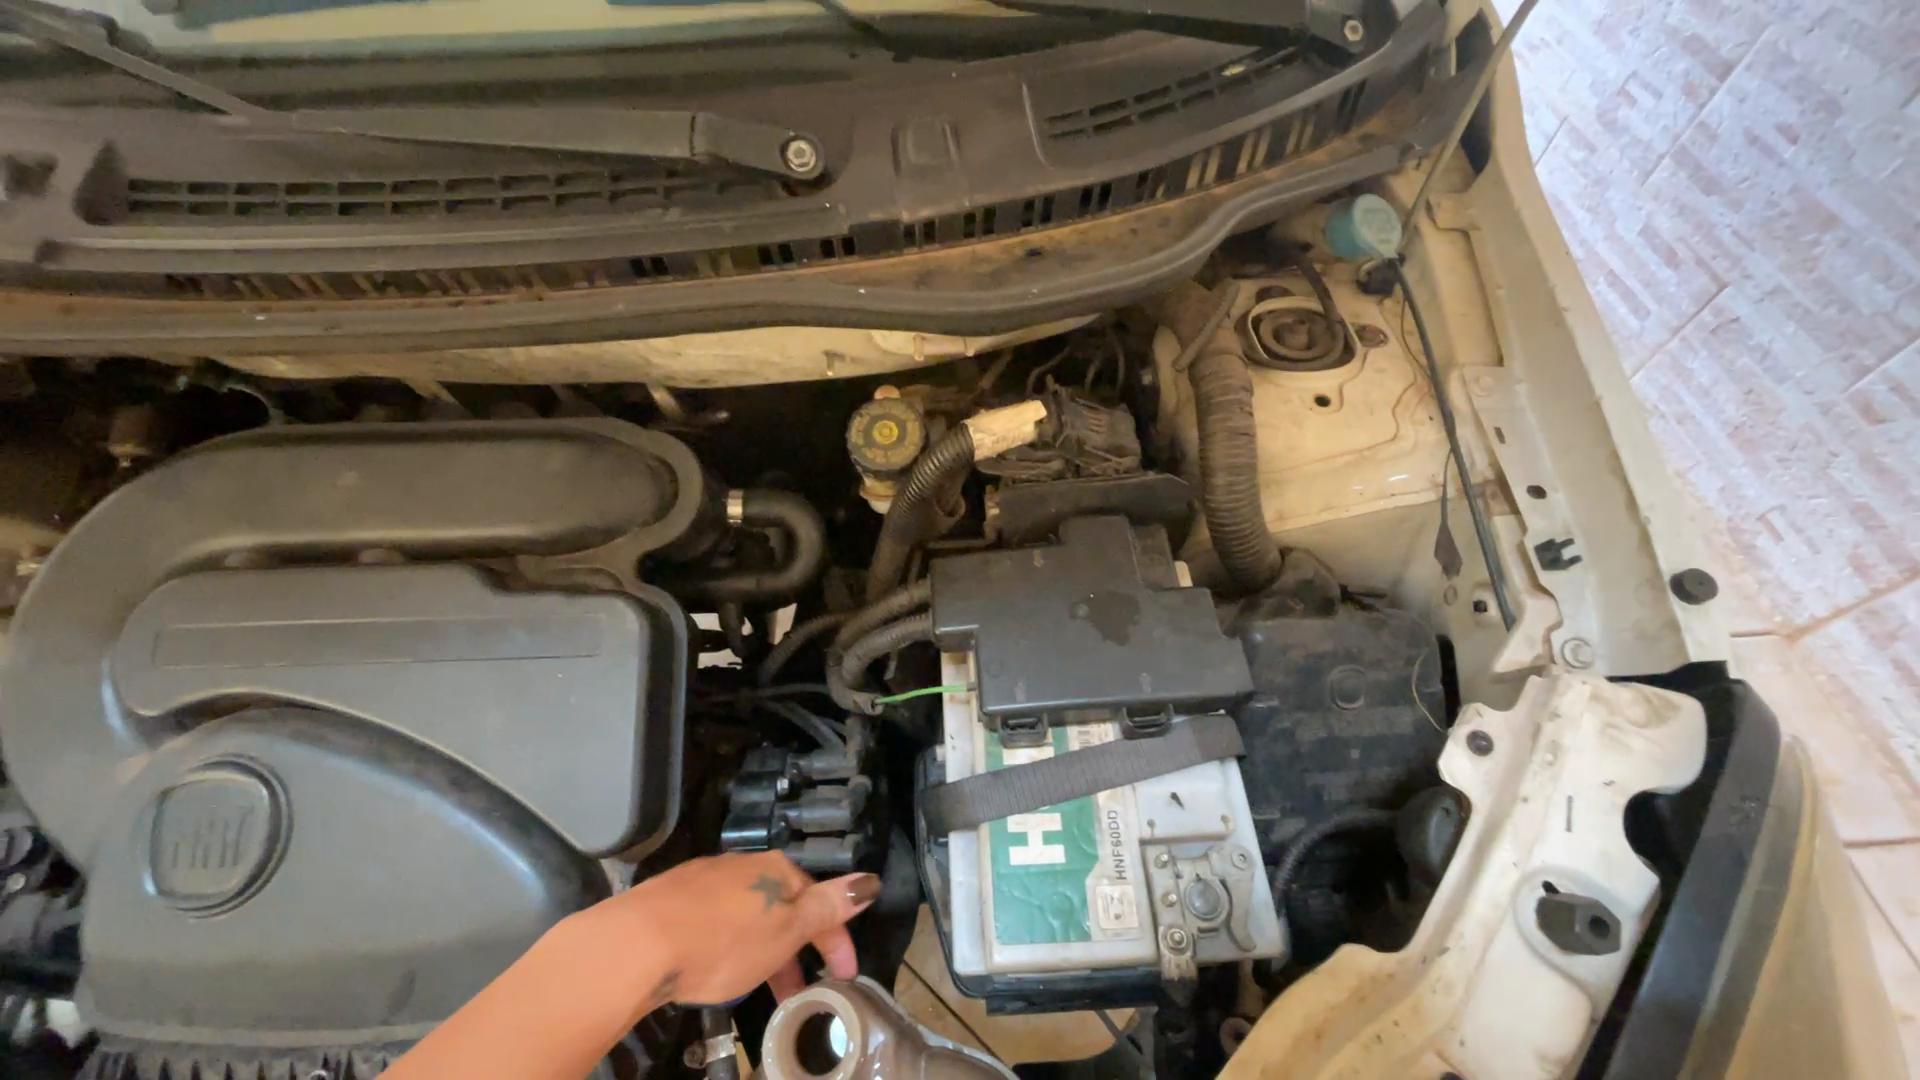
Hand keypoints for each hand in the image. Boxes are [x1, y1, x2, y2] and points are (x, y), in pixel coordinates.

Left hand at [584, 852, 879, 1007]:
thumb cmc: (722, 940)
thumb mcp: (785, 930)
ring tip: (759, 987)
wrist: (636, 944)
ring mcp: (706, 879)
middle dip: (798, 948)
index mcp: (777, 870)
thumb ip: (827, 907)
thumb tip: (869, 881)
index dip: (838, 940)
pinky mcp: (674, 897)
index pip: (820, 901)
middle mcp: (745, 866)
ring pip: (750, 913)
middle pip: (784, 906)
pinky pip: (718, 918)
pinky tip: (718, 964)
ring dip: (765, 947)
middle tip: (802, 992)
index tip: (845, 977)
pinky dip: (731, 941)